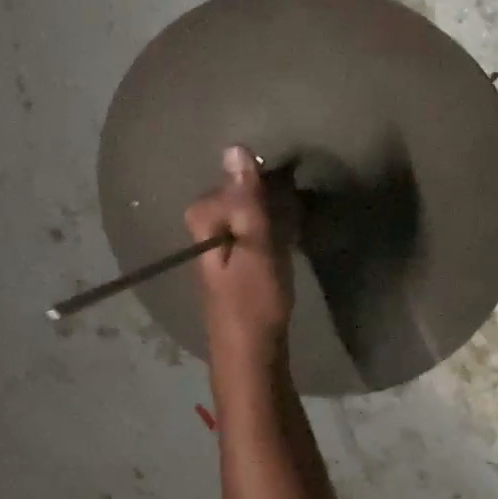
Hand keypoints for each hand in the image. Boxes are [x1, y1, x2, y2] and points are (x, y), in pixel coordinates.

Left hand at [185, 146, 296, 354]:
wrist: (252, 351)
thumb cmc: (254, 300)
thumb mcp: (257, 246)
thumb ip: (247, 199)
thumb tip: (234, 147)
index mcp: (203, 217)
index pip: (239, 178)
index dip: (267, 187)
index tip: (289, 202)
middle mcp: (205, 225)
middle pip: (245, 193)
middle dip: (272, 199)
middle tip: (294, 220)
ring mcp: (220, 241)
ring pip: (253, 210)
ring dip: (277, 215)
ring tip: (294, 232)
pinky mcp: (237, 256)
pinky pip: (258, 227)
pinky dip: (275, 229)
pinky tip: (289, 242)